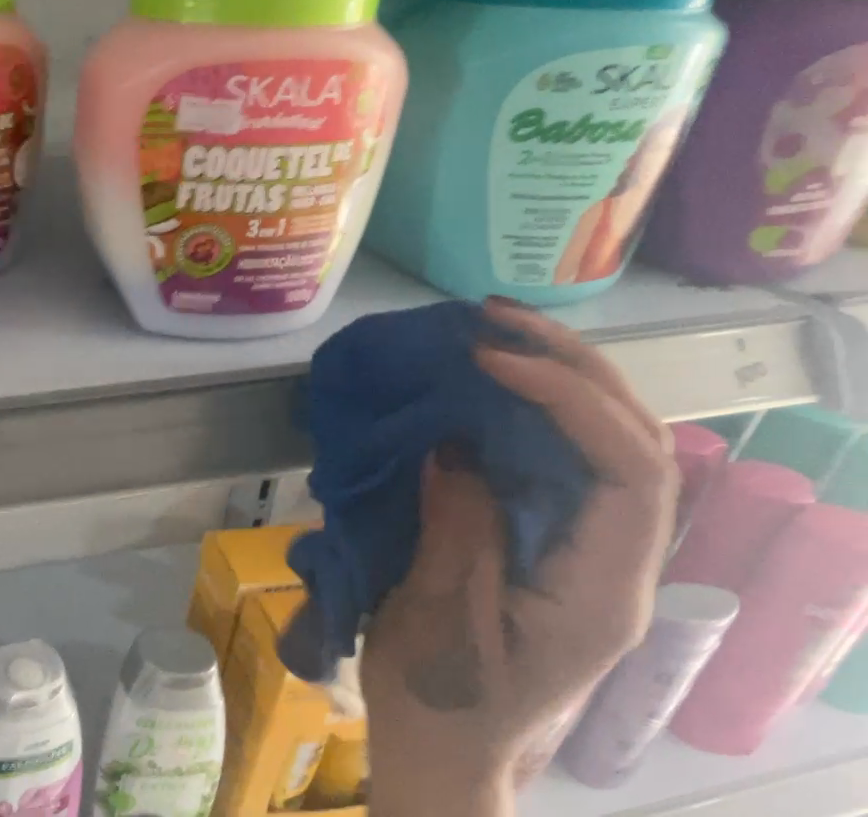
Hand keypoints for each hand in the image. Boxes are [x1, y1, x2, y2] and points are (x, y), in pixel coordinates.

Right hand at [363, 299, 676, 815]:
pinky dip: (531, 413)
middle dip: (576, 371)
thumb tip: (457, 446)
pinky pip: (564, 465)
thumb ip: (458, 531)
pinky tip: (486, 388)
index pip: (631, 473)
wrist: (446, 752)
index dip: (571, 402)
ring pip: (611, 449)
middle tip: (492, 321)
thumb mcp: (435, 619)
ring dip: (561, 381)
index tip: (491, 362)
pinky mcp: (554, 545)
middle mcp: (618, 564)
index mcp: (602, 590)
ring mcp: (590, 553)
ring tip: (493, 334)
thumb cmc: (439, 700)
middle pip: (638, 446)